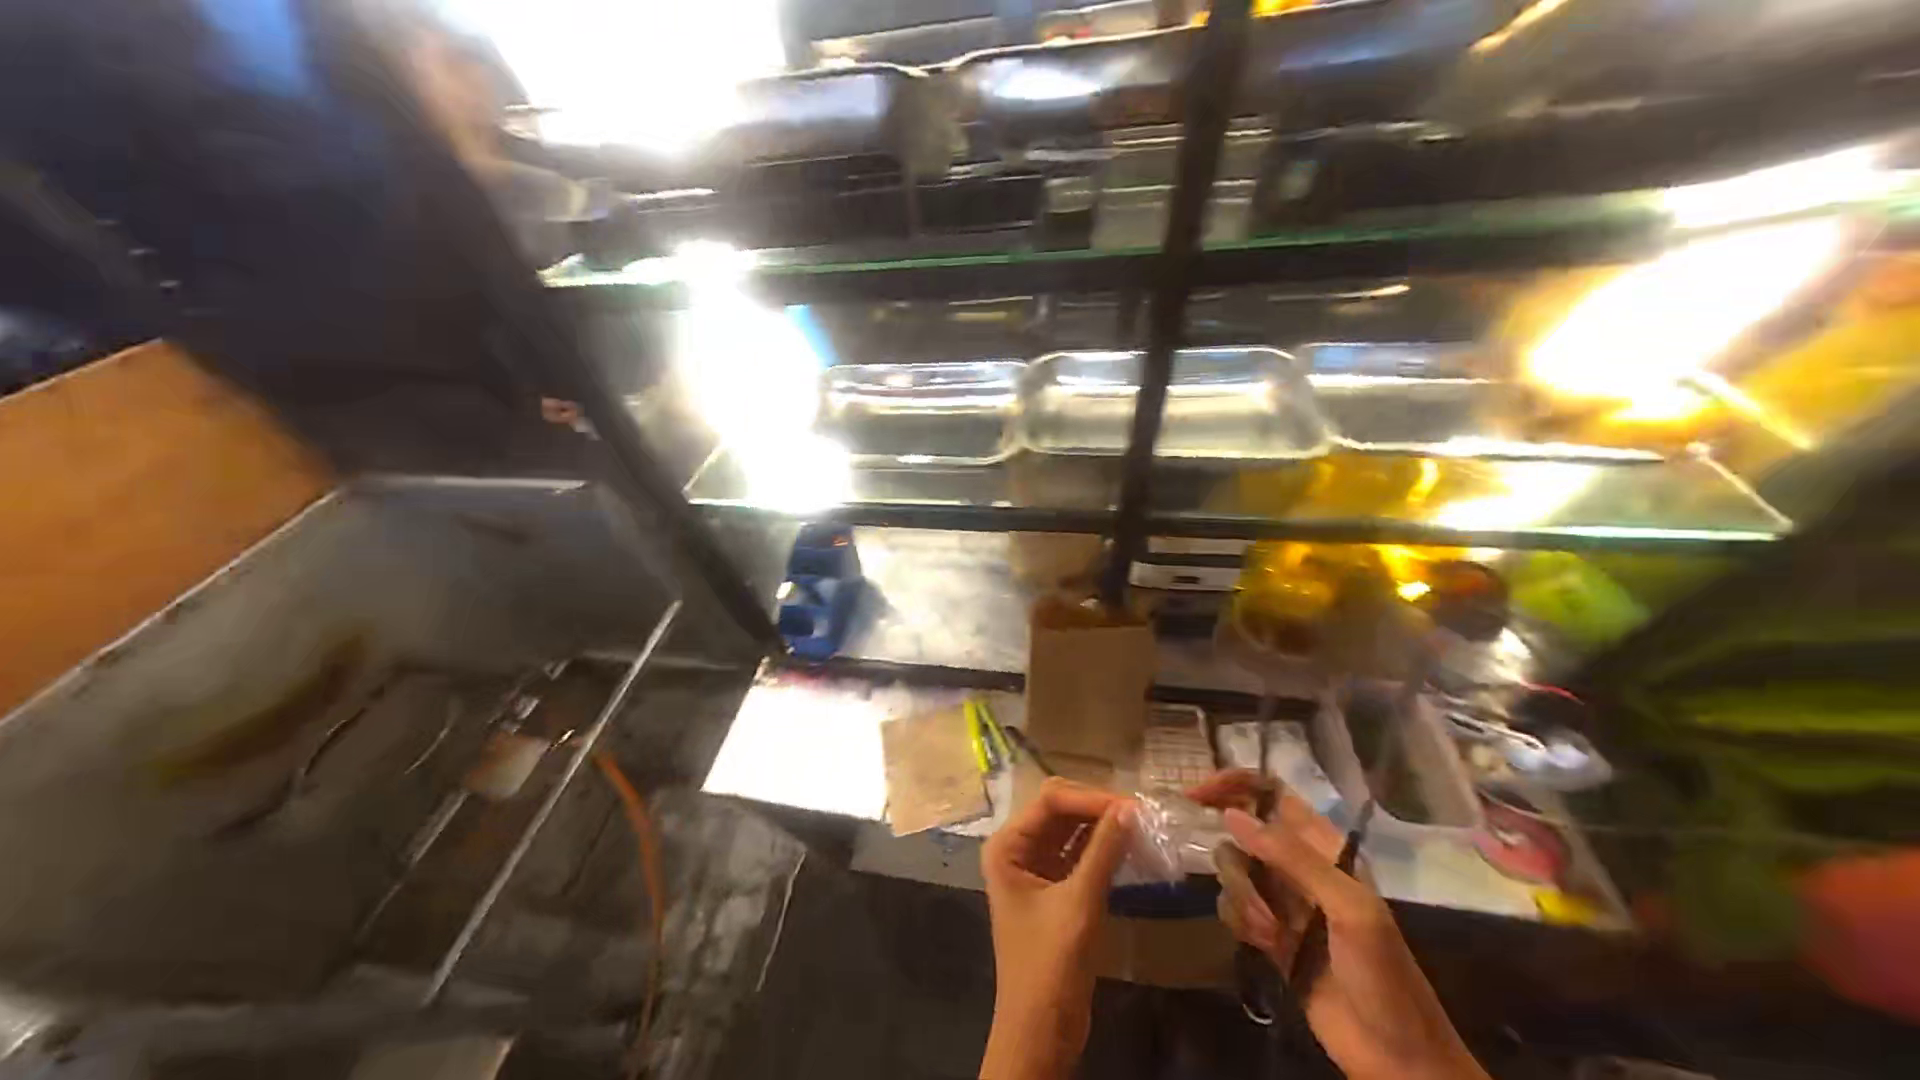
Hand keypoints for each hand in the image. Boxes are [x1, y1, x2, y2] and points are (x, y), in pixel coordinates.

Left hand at [979, 778, 1132, 1079]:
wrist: (1040, 1030)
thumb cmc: (1049, 965)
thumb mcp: (1079, 903)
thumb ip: (1102, 851)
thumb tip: (1130, 808)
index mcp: (1007, 845)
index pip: (1051, 799)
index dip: (1091, 797)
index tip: (1133, 807)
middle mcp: (1017, 847)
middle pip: (1060, 809)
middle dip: (1097, 808)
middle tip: (1141, 814)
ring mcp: (1035, 866)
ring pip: (1072, 830)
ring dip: (1103, 826)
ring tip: (1142, 825)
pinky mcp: (1054, 887)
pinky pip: (1079, 853)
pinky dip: (1102, 848)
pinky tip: (1131, 846)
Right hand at [1194, 773, 1488, 1079]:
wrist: (1398, 1058)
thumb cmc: (1383, 974)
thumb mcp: (1348, 907)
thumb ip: (1291, 856)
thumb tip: (1231, 815)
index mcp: (1325, 848)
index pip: (1272, 794)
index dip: (1235, 785)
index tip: (1198, 795)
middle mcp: (1298, 866)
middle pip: (1242, 832)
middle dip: (1236, 858)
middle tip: (1253, 893)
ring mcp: (1281, 900)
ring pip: (1233, 870)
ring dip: (1242, 898)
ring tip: (1272, 933)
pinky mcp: (1268, 934)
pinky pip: (1232, 908)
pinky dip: (1240, 922)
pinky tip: (1264, 945)